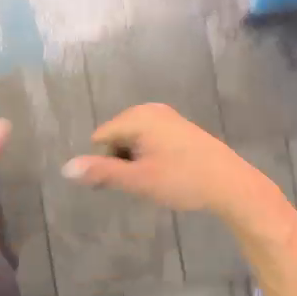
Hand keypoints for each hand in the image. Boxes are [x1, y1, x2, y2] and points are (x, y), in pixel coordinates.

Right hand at [61, 103, 281, 218]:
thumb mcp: (137, 180)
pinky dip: (149, 157)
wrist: (231, 185)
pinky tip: (166, 173)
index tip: (125, 182)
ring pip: (132, 141)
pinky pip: (149, 140)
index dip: (105, 163)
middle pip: (115, 137)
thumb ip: (101, 172)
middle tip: (141, 182)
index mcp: (138, 117)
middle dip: (120, 161)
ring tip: (155, 179)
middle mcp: (150, 110)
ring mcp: (166, 117)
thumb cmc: (182, 181)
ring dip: (135, 161)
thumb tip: (65, 168)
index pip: (100, 139)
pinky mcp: (179, 128)